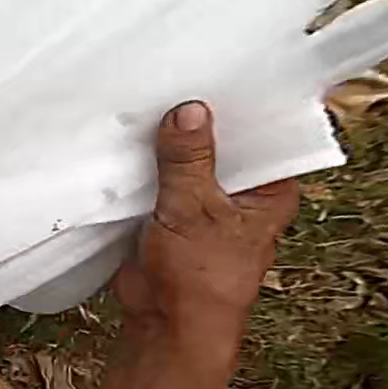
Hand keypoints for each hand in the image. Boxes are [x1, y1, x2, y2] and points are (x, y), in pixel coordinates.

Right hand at [90, 101, 298, 388]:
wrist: (163, 321)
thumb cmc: (200, 273)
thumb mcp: (196, 209)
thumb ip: (189, 161)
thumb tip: (189, 110)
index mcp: (268, 188)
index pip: (264, 132)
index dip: (245, 103)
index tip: (222, 67)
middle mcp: (236, 192)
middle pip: (217, 144)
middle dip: (194, 121)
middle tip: (170, 76)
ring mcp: (196, 203)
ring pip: (181, 163)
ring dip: (161, 145)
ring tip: (139, 103)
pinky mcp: (161, 216)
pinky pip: (151, 183)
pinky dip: (138, 169)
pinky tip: (119, 144)